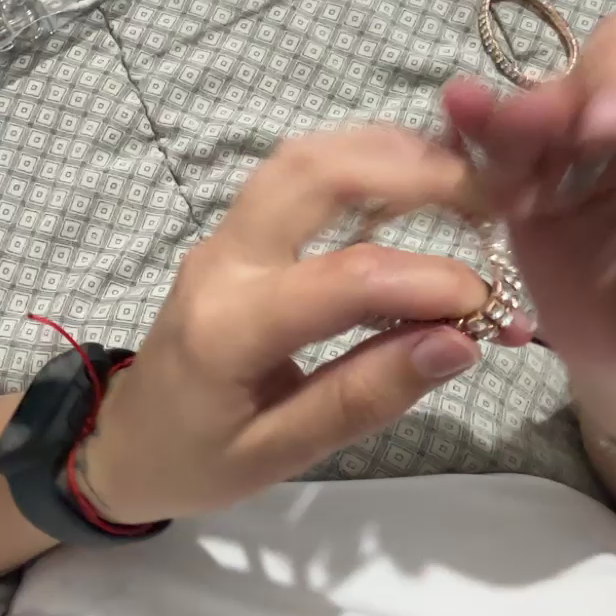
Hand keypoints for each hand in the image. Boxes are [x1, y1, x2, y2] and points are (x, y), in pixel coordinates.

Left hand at [76, 128, 491, 525]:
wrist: (122, 438)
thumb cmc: (194, 461)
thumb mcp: (280, 454)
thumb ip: (365, 396)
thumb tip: (458, 342)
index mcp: (228, 327)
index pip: (344, 279)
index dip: (430, 282)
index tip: (493, 306)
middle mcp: (222, 260)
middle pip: (314, 175)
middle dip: (410, 173)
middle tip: (488, 201)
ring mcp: (222, 237)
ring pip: (302, 159)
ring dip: (383, 154)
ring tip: (458, 180)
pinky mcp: (232, 233)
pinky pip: (293, 175)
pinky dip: (356, 164)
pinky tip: (403, 182)